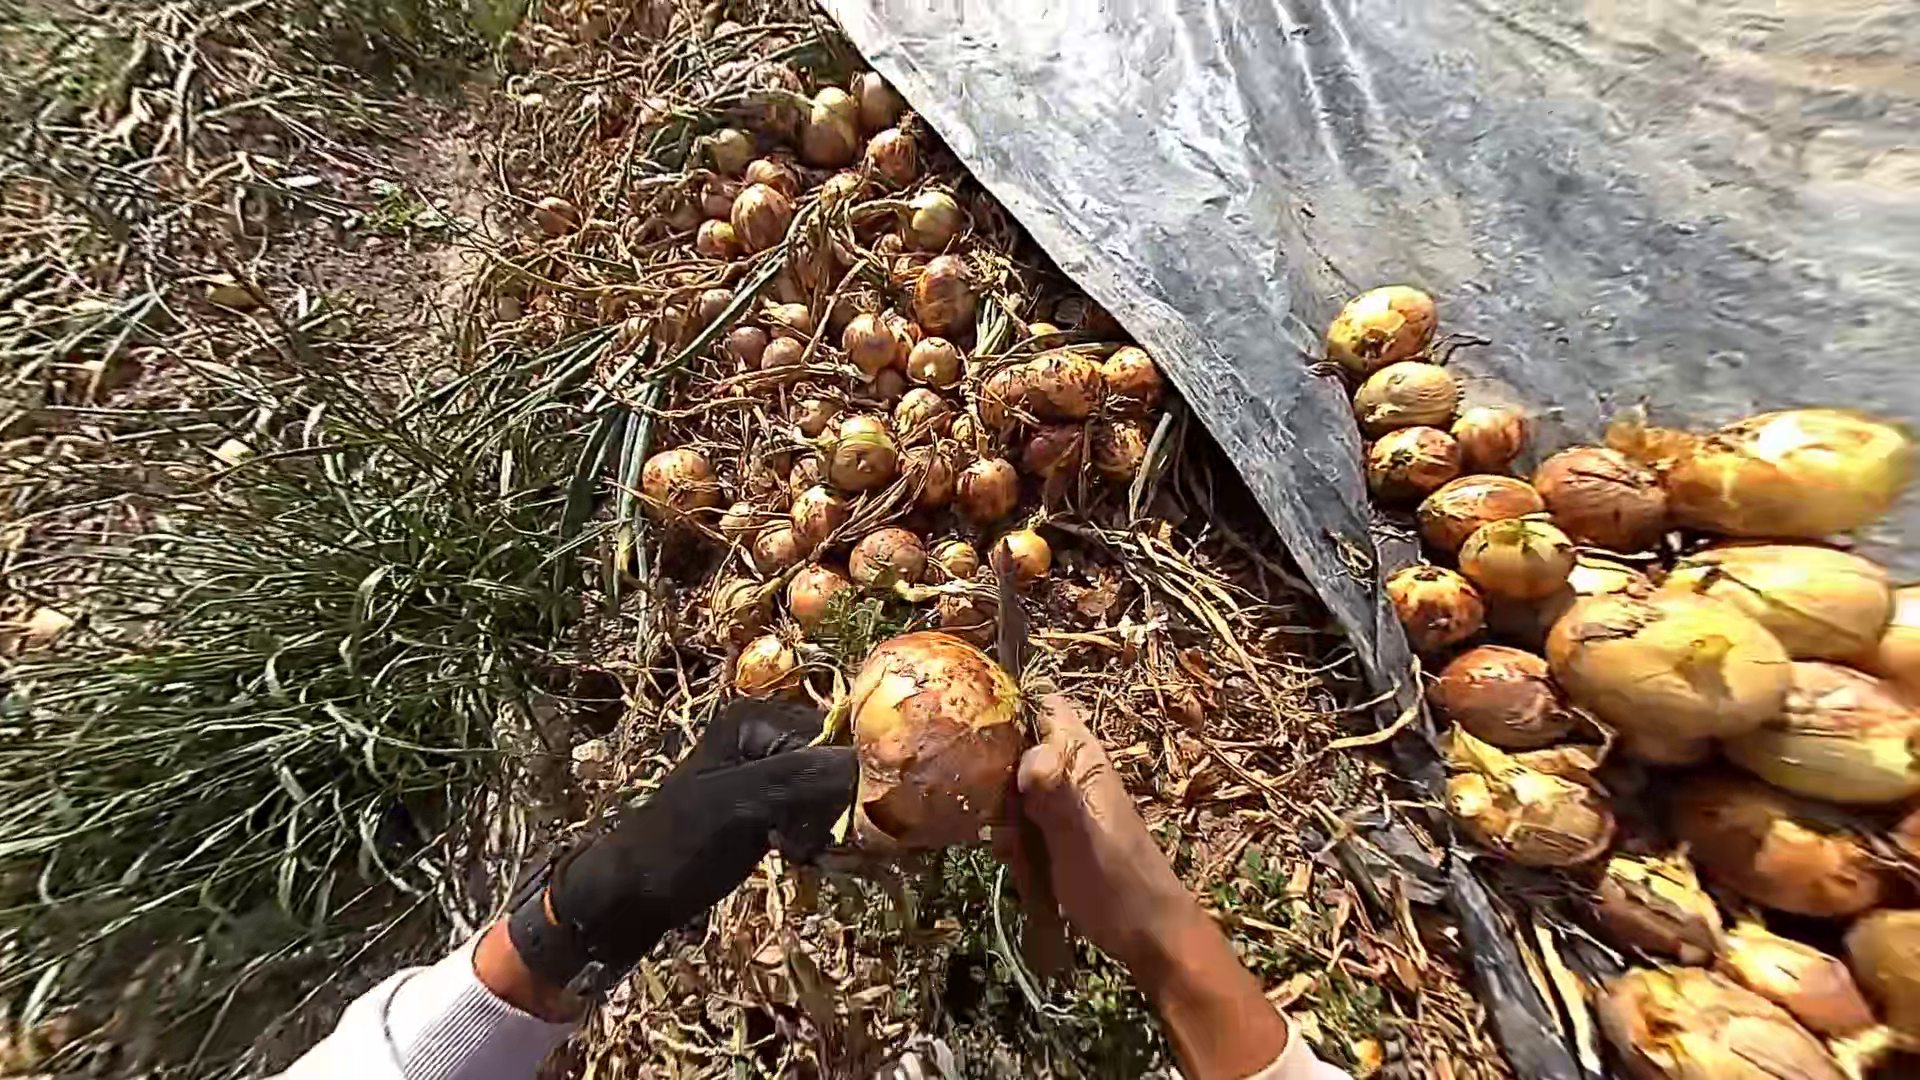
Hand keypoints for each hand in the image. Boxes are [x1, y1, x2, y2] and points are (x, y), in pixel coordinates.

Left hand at [506, 699, 854, 992]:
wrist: (630, 897)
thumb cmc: (677, 843)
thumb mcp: (739, 805)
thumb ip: (801, 777)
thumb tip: (867, 765)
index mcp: (759, 719)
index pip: (831, 736)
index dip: (845, 775)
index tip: (841, 819)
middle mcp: (771, 734)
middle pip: (835, 760)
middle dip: (836, 803)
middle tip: (810, 839)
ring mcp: (773, 768)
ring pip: (830, 788)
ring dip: (828, 823)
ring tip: (799, 849)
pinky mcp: (775, 800)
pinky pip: (817, 808)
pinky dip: (817, 832)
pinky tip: (799, 853)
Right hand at [998, 696, 1289, 1079]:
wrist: (1147, 933)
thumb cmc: (1119, 880)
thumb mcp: (1084, 836)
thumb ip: (1057, 795)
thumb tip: (1027, 761)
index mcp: (1079, 754)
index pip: (1042, 702)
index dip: (1009, 704)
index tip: (975, 726)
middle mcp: (1066, 766)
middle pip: (1016, 739)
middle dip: (992, 760)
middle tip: (976, 790)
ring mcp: (1057, 796)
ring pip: (1010, 777)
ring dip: (995, 801)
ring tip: (998, 832)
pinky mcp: (1050, 825)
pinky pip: (1015, 812)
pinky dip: (1005, 828)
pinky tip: (1005, 852)